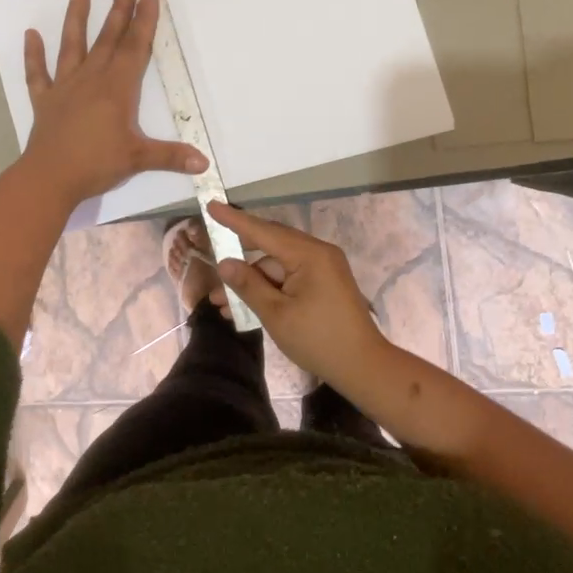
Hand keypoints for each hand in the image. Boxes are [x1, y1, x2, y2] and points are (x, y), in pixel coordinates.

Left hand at [21, 0, 207, 205]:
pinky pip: (37, 74)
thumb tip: (205, 163)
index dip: (144, 20)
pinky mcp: (45, 102)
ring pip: (71, 46)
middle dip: (118, 9)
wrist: (48, 178)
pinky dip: (33, 55)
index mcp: (117, 89)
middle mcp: (91, 80)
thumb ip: (171, 156)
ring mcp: (64, 88)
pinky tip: (30, 34)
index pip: (134, 47)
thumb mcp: (138, 159)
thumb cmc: (95, 165)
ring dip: (76, 18)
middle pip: (107, 38)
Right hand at [207, 201, 390, 381]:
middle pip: (270, 245)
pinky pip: (288, 277)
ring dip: (251, 281)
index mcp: (309, 255)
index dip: (234, 220)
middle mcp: (317, 254)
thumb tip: (224, 263)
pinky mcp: (323, 284)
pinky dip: (268, 289)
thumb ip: (248, 285)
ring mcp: (322, 269)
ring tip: (221, 304)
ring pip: (277, 266)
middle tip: (210, 258)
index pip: (263, 231)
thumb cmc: (318, 340)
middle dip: (239, 257)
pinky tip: (245, 308)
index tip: (211, 205)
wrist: (363, 367)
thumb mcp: (276, 314)